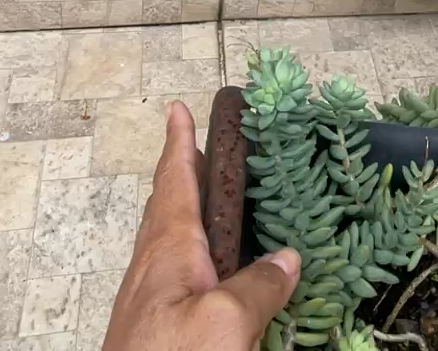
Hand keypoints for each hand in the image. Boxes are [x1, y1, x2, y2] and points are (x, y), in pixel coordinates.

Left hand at [103, 100, 300, 350]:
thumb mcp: (226, 325)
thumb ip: (259, 287)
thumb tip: (288, 258)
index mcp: (169, 249)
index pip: (174, 179)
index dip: (178, 142)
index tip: (177, 108)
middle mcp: (154, 266)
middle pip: (165, 203)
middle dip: (180, 170)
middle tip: (199, 145)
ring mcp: (150, 301)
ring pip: (166, 237)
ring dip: (182, 206)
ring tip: (210, 197)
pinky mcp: (154, 330)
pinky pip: (174, 270)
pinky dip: (191, 246)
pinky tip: (209, 270)